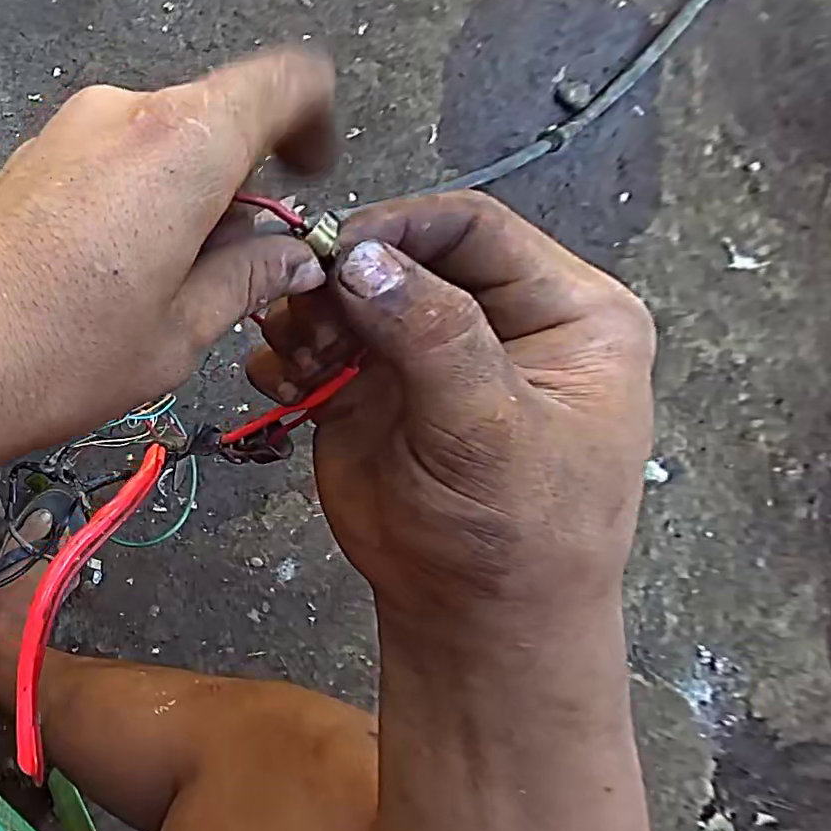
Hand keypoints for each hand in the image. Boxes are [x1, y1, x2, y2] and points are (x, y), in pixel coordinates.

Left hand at [0, 48, 337, 499]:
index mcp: (178, 142)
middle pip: (206, 121)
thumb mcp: (174, 336)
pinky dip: (113, 203)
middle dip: (232, 181)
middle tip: (224, 261)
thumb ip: (243, 279)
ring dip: (168, 197)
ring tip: (147, 282)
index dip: (314, 121)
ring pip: (143, 148)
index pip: (283, 82)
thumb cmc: (58, 361)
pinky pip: (87, 168)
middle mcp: (112, 117)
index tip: (307, 176)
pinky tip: (87, 275)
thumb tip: (288, 255)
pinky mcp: (7, 171)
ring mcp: (49, 139)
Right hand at [248, 191, 654, 633]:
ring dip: (300, 323)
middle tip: (307, 332)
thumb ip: (433, 334)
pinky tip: (286, 391)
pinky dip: (278, 360)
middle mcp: (473, 321)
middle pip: (385, 259)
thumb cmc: (513, 524)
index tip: (327, 254)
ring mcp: (405, 355)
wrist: (463, 604)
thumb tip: (358, 258)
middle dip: (335, 288)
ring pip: (333, 300)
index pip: (467, 228)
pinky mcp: (351, 388)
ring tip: (301, 369)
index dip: (394, 226)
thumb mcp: (490, 425)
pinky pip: (298, 348)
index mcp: (551, 310)